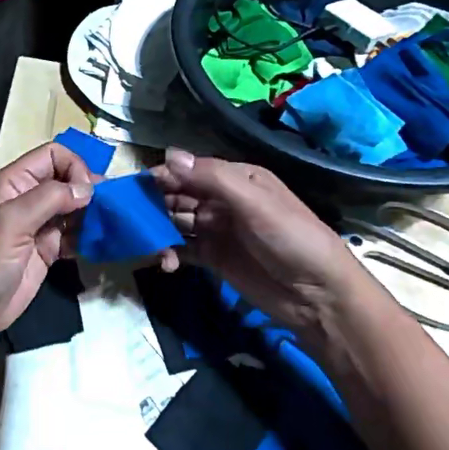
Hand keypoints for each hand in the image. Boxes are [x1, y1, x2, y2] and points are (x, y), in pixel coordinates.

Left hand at [0, 143, 95, 333]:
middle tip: (106, 206)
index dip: (73, 166)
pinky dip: (89, 233)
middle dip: (88, 187)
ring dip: (92, 210)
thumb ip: (48, 199)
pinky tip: (98, 240)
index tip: (86, 190)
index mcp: (14, 182)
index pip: (52, 155)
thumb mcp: (11, 223)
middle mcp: (29, 197)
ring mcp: (41, 223)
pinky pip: (76, 231)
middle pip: (68, 177)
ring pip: (75, 204)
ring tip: (107, 222)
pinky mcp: (50, 247)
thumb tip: (87, 189)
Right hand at [150, 149, 370, 335]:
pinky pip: (184, 250)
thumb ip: (211, 178)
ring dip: (159, 229)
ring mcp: (218, 230)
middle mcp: (224, 200)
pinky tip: (164, 262)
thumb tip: (168, 155)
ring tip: (145, 242)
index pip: (191, 170)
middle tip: (131, 217)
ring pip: (178, 222)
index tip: (135, 187)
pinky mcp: (215, 259)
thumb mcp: (253, 201)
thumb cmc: (290, 237)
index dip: (164, 175)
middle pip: (180, 195)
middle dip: (156, 203)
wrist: (318, 294)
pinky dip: (170, 253)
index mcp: (237, 177)